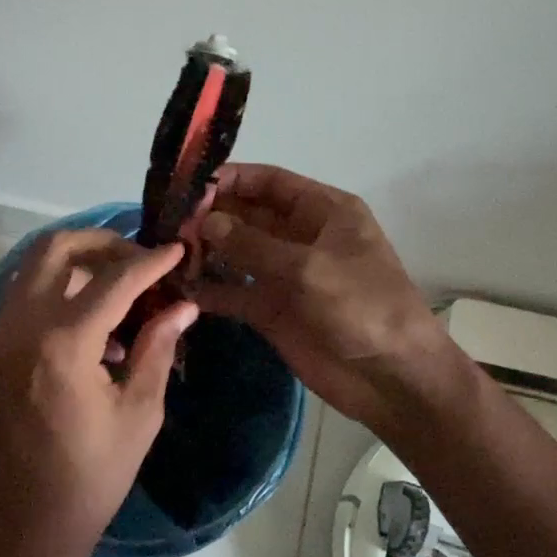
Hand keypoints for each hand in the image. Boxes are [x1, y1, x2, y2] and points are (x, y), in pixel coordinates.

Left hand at [0, 229, 198, 546]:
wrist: (25, 522)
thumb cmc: (91, 476)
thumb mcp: (138, 412)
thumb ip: (158, 348)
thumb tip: (183, 307)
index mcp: (61, 342)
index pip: (113, 279)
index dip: (151, 262)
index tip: (178, 250)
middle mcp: (19, 326)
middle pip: (56, 249)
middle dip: (102, 244)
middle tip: (140, 260)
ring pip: (32, 270)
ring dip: (76, 266)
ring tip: (120, 293)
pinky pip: (21, 300)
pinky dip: (55, 294)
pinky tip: (92, 328)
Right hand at [189, 164, 455, 432]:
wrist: (390, 377)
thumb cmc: (362, 308)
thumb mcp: (308, 269)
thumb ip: (253, 245)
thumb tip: (205, 222)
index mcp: (323, 212)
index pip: (270, 182)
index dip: (231, 179)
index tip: (188, 184)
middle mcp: (301, 238)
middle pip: (248, 215)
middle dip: (211, 216)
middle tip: (167, 223)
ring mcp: (285, 276)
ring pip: (236, 254)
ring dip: (205, 252)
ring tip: (166, 252)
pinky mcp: (272, 311)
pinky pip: (235, 293)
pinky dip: (210, 290)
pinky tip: (178, 287)